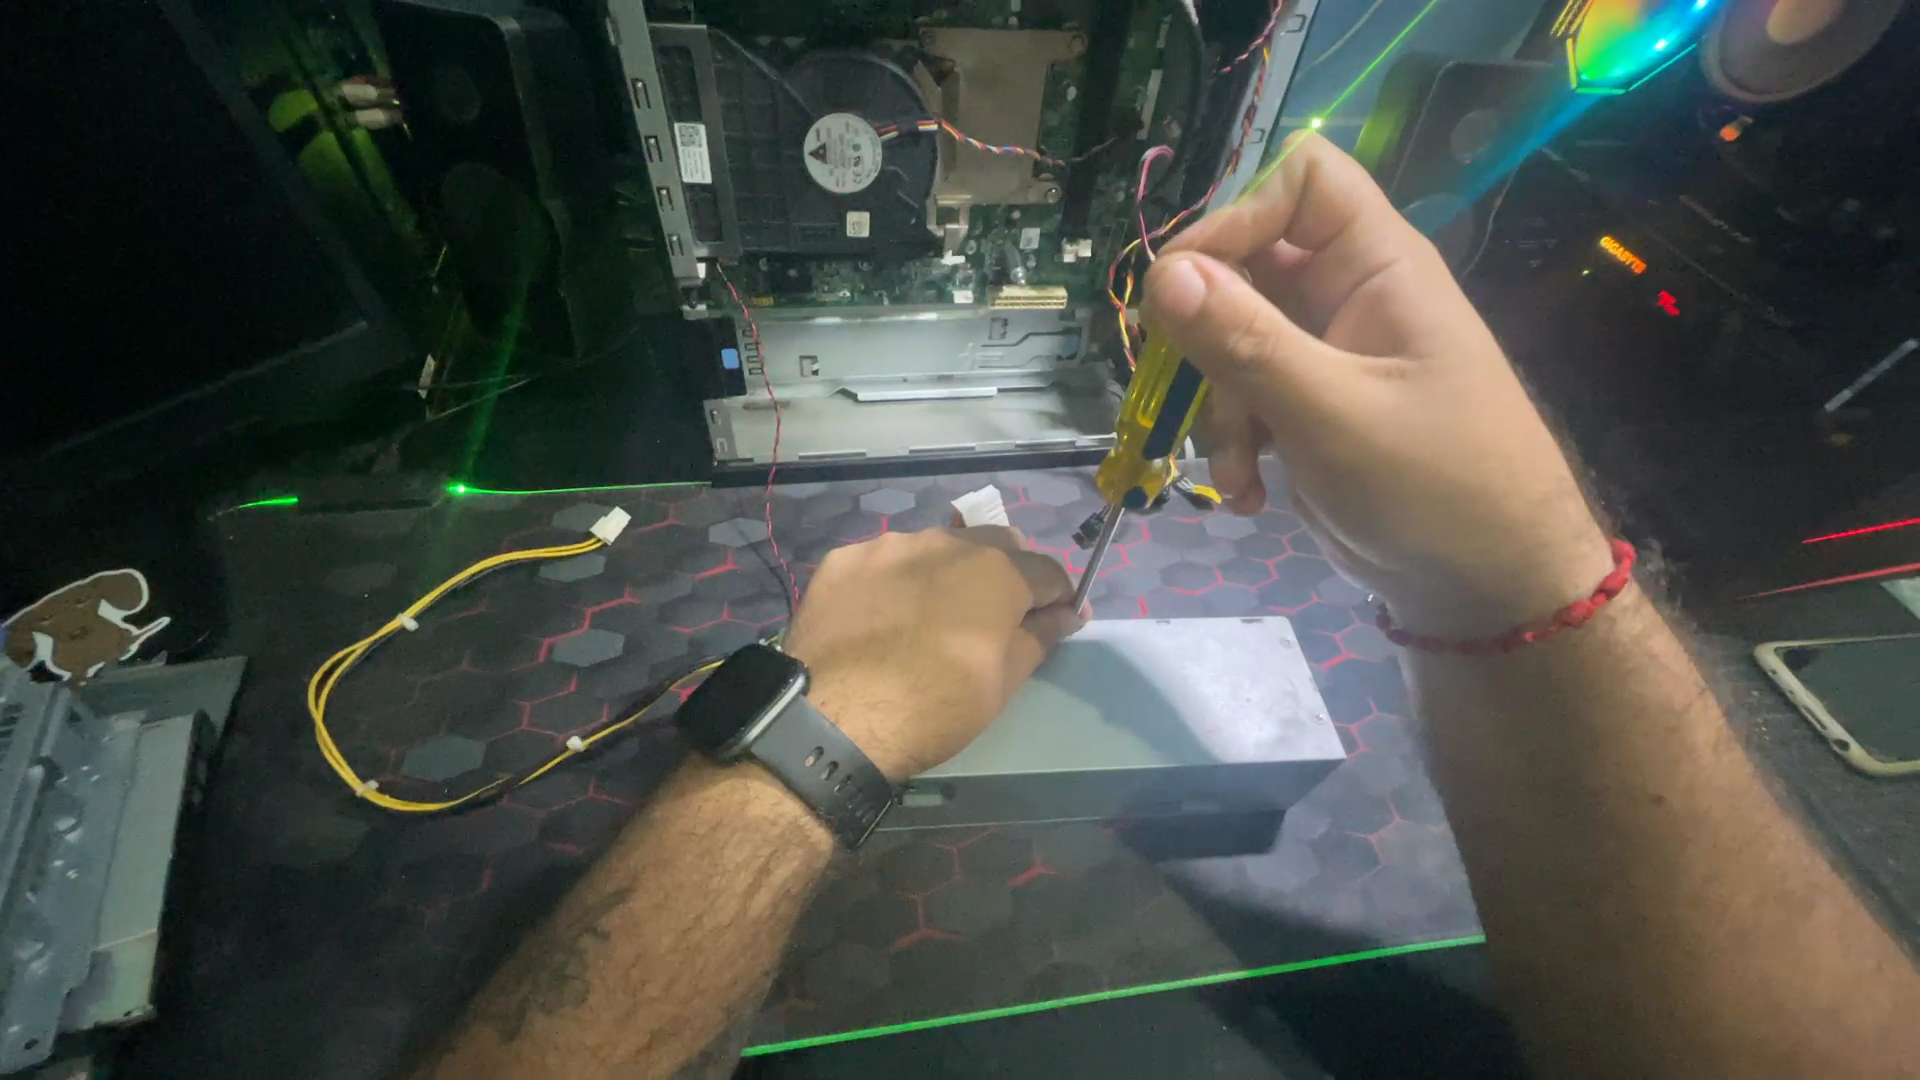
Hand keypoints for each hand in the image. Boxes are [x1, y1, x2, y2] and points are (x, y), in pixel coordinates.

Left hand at [781, 526, 1083, 781]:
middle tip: (992, 618)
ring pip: (935, 548)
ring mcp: (888, 545)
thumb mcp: (1003, 682)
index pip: (1046, 570)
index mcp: (996, 570)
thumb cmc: (935, 706)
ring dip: (946, 573)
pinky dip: (895, 582)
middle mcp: (945, 541)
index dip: (1057, 597)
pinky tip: (881, 617)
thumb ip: (1040, 636)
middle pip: (993, 546)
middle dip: (1005, 574)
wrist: (834, 719)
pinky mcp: (843, 560)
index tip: (1053, 621)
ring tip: (929, 616)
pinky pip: (884, 562)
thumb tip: (1067, 613)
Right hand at [1143, 132, 1613, 637]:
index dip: (1235, 217)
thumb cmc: (1432, 486)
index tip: (1180, 286)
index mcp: (1376, 267)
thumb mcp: (1329, 413)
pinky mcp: (1303, 409)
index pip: (1299, 183)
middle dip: (1208, 344)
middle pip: (1243, 274)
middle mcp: (1345, 298)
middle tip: (1188, 392)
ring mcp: (1321, 357)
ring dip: (1220, 416)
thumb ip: (1244, 342)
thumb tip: (1161, 274)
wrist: (1480, 583)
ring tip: (1240, 474)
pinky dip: (1234, 447)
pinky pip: (1241, 402)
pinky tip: (1250, 495)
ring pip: (1228, 348)